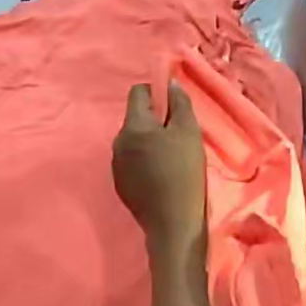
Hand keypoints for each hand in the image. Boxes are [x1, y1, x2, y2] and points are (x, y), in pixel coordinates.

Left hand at [112, 80, 206, 255]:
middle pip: (136, 116)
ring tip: (170, 156)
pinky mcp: (119, 183)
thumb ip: (179, 102)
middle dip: (155, 119)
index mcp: (132, 125)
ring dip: (149, 139)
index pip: (137, 92)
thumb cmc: (184, 171)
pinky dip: (144, 158)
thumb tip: (169, 83)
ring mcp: (116, 164)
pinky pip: (131, 158)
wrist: (173, 223)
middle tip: (177, 134)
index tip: (174, 108)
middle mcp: (117, 141)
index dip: (157, 92)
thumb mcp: (189, 131)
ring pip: (133, 138)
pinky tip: (160, 173)